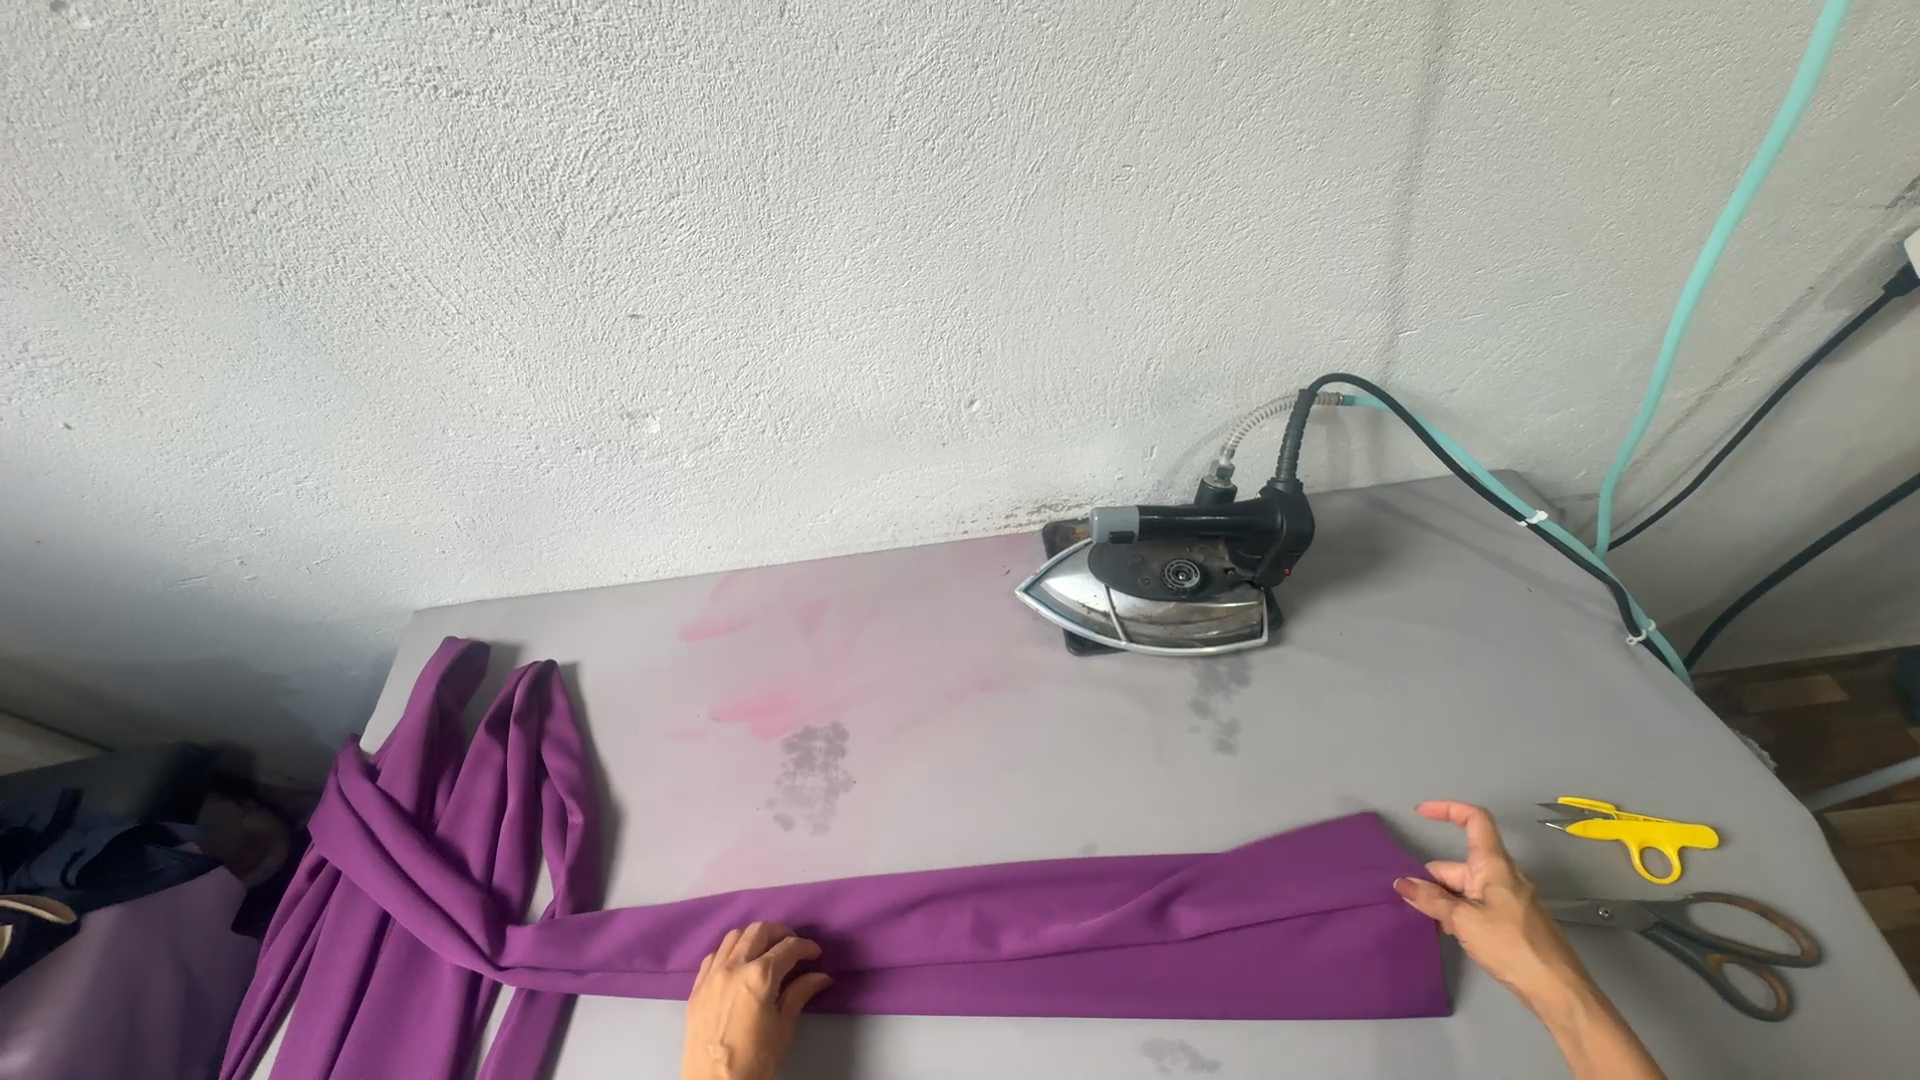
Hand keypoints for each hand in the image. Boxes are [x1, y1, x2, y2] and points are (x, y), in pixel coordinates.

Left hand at [681, 921, 832, 1079]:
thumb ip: (800, 994)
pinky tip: (737, 966)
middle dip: (780, 932)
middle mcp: (735, 966)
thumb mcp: (784, 1028)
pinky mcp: (697, 988)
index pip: (789, 947)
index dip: (806, 947)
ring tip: (764, 952)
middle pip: (760, 930)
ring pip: (734, 936)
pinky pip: (713, 956)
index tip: (815, 953)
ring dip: (753, 938)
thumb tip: (822, 977)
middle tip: (791, 946)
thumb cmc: (755, 1061)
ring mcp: (712, 975)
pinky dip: (729, 953)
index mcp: (760, 976)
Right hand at [1393, 800, 1594, 1011]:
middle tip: (1413, 904)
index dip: (1447, 809)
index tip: (1421, 813)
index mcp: (1494, 865)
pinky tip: (1446, 933)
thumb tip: (1402, 883)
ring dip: (1442, 901)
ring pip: (1463, 889)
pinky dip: (1456, 914)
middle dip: (1432, 880)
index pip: (1475, 820)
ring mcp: (1507, 900)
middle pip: (1457, 865)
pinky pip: (1474, 906)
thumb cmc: (1512, 946)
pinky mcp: (1510, 922)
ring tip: (1427, 923)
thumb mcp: (1463, 920)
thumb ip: (1430, 899)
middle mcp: (1501, 877)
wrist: (1559, 992)